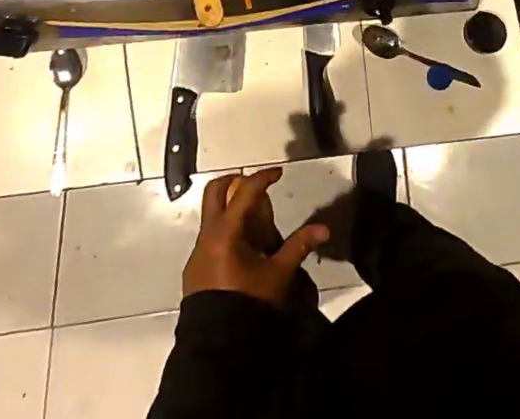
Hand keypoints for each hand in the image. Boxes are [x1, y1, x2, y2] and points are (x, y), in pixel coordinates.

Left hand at [181, 168, 328, 306]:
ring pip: (211, 214)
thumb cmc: (248, 302)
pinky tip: (244, 246)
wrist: (215, 346)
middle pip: (214, 192)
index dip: (262, 178)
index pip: (243, 192)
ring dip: (231, 206)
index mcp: (225, 233)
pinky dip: (226, 228)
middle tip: (257, 185)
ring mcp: (197, 253)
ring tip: (256, 219)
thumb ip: (299, 246)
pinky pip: (209, 235)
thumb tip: (324, 228)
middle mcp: (207, 236)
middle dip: (235, 181)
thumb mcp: (279, 274)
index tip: (278, 173)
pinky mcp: (194, 268)